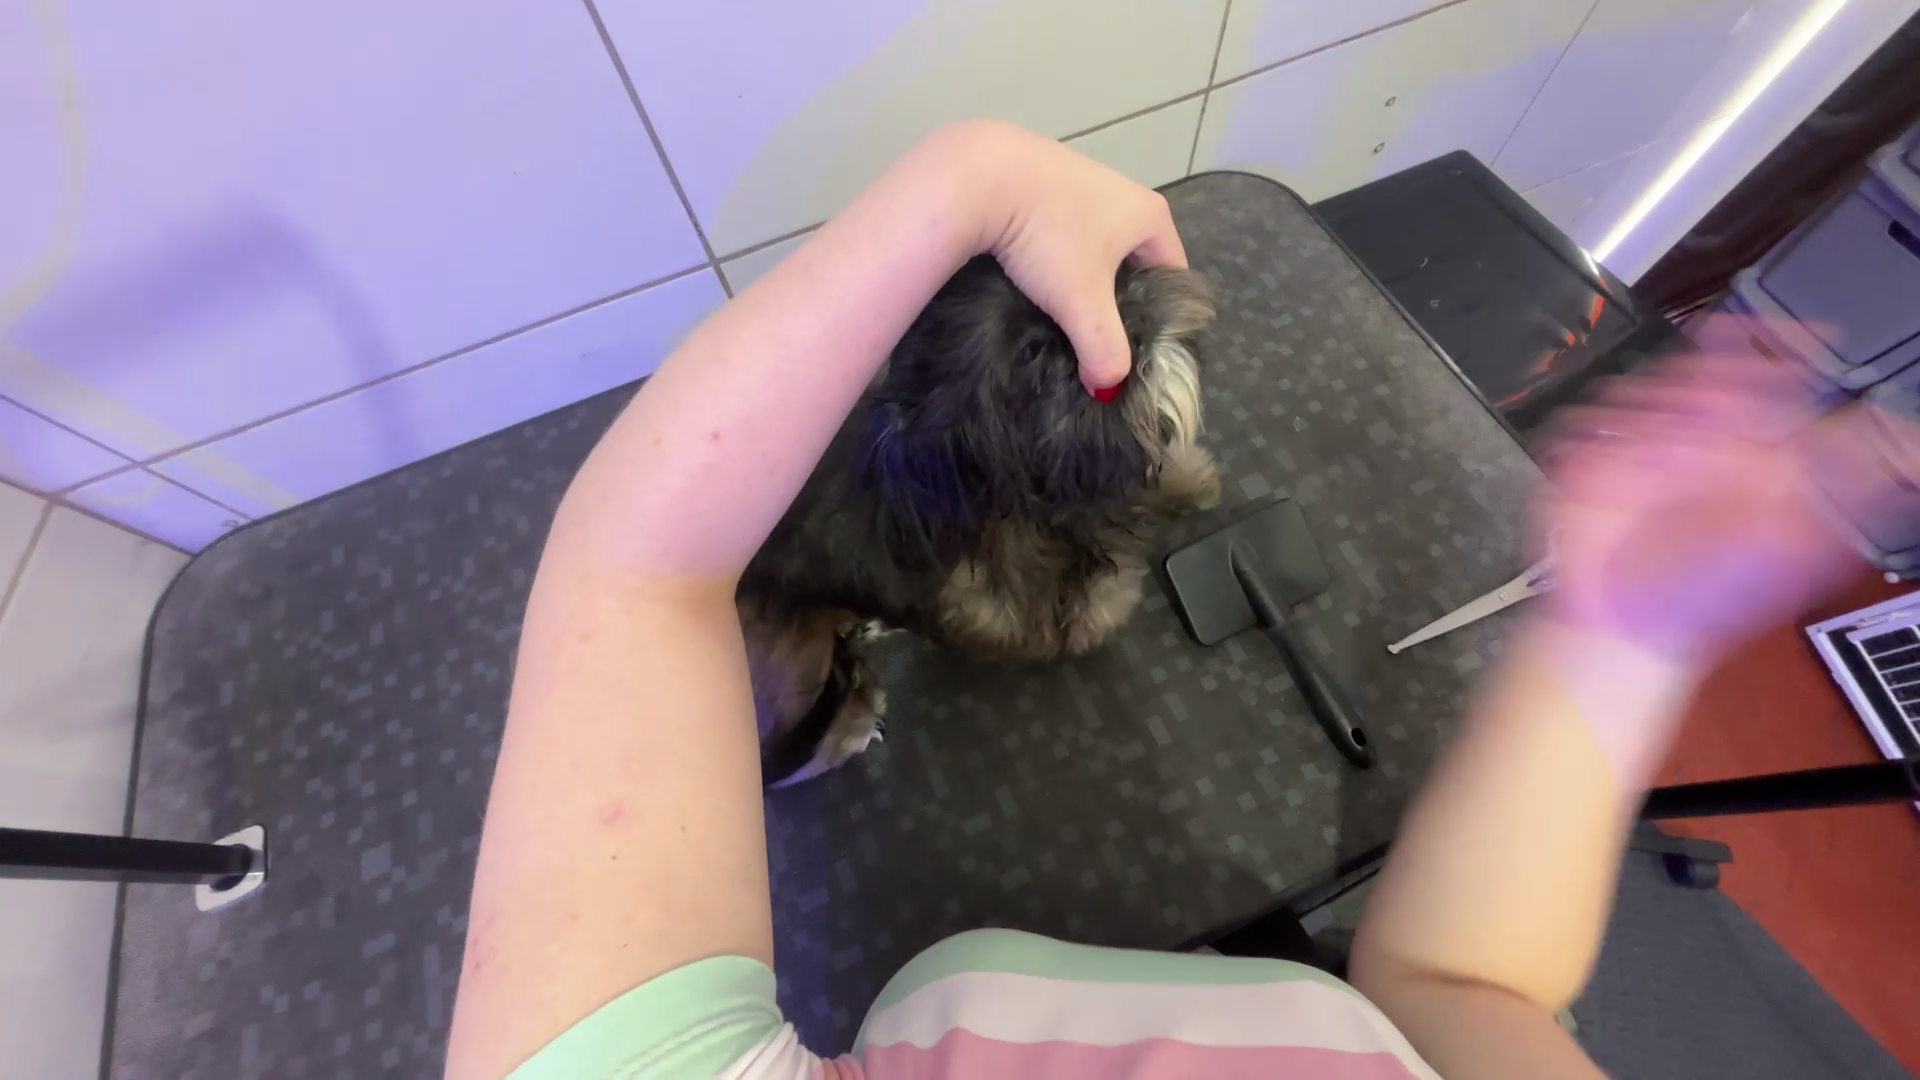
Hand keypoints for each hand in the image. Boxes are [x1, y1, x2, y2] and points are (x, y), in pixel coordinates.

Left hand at [938, 121, 1186, 393]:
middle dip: (1119, 303)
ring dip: (1084, 282)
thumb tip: (1108, 389)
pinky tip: (1033, 284)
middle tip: (1099, 342)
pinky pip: (1062, 234)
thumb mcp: (1081, 302)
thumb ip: (1102, 349)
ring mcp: (1081, 184)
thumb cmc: (1048, 236)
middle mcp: (1123, 192)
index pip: (1173, 275)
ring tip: (1064, 319)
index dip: (1161, 316)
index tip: (1140, 349)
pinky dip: (1054, 260)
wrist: (979, 176)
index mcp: (1150, 215)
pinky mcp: (1042, 184)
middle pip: (1133, 263)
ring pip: (1095, 248)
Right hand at [1538, 348, 1876, 666]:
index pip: (1762, 386)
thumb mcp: (1798, 539)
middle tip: (1710, 406)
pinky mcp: (1577, 471)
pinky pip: (1577, 428)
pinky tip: (1617, 454)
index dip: (1773, 353)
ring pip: (1633, 393)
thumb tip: (1895, 428)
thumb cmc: (1706, 595)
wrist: (1628, 629)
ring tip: (1664, 442)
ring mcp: (1630, 457)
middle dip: (1706, 380)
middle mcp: (1688, 449)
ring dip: (1650, 407)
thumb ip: (1841, 478)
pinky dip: (1594, 433)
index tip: (1794, 330)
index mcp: (1745, 458)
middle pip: (1695, 377)